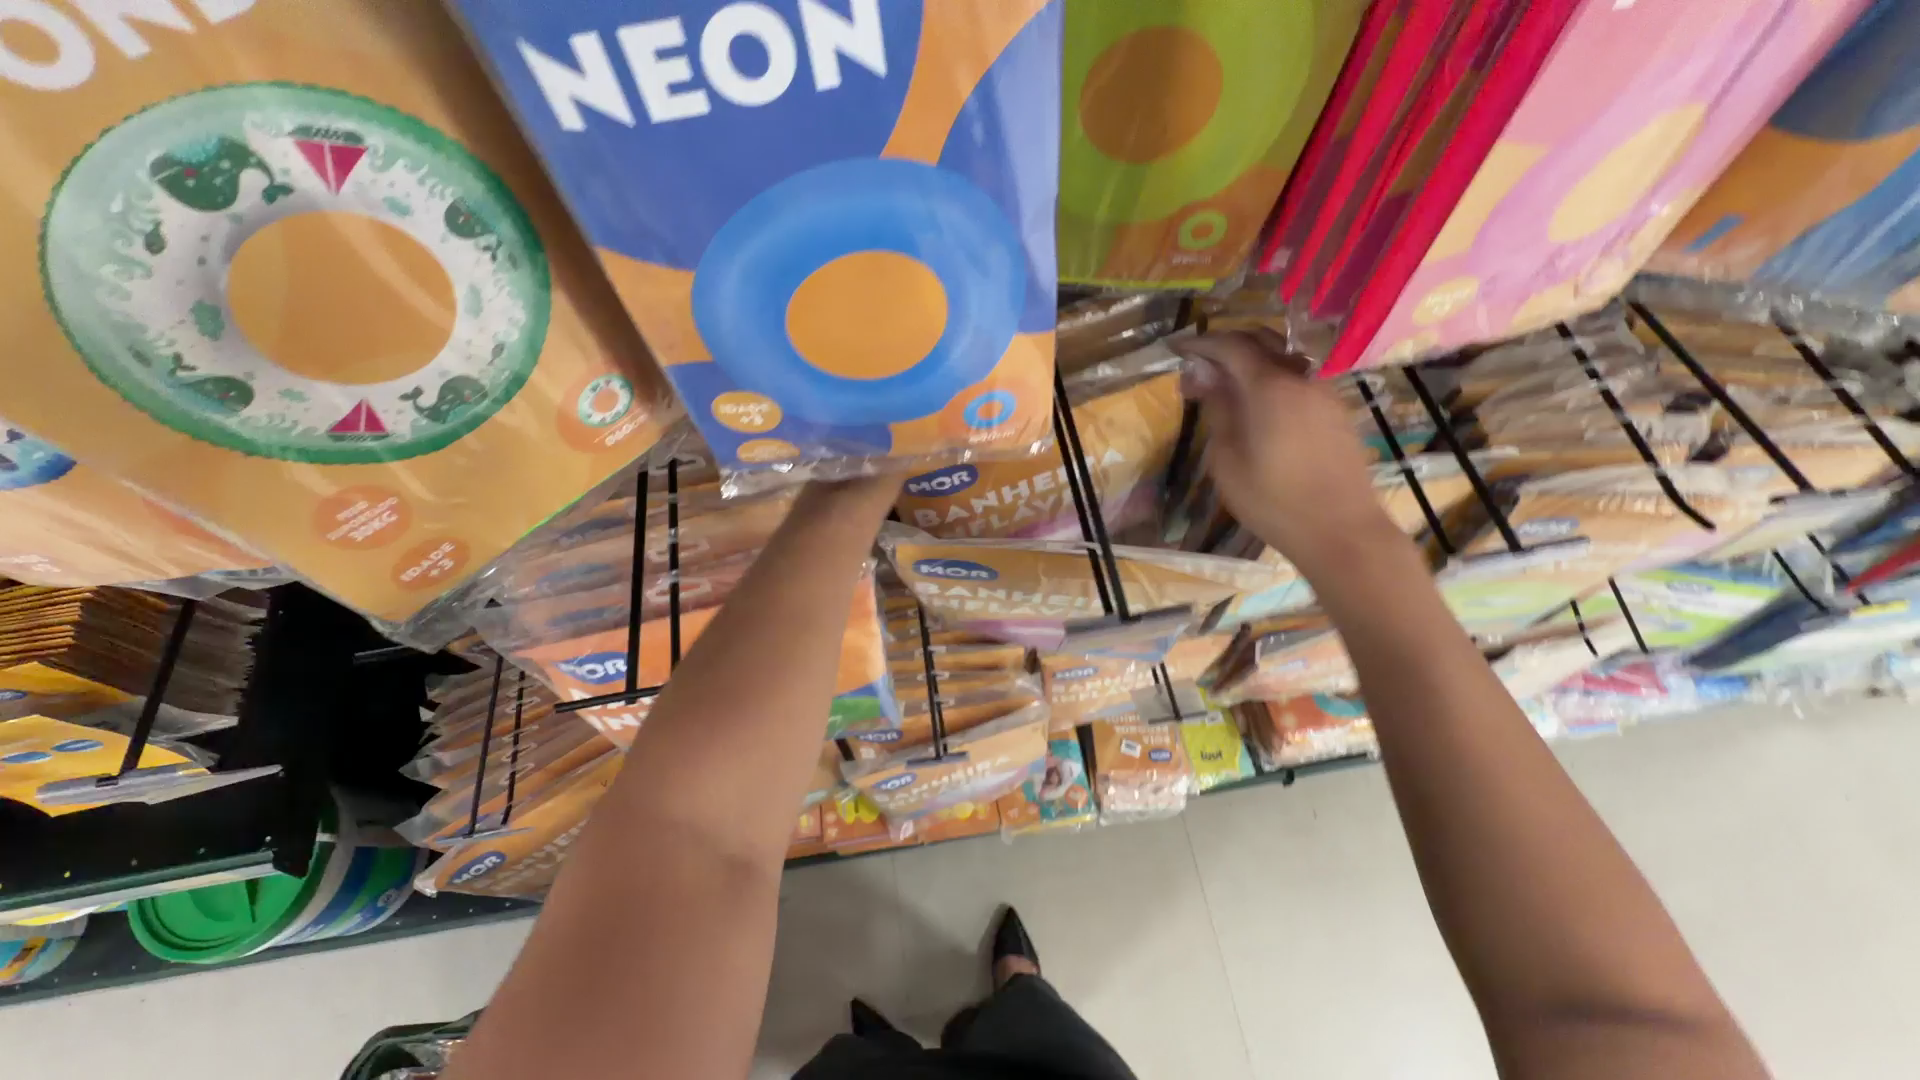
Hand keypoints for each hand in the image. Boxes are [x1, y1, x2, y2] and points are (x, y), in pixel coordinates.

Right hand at [1172, 330, 1397, 575]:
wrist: (1341, 530)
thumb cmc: (1273, 501)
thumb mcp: (1227, 459)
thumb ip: (1217, 410)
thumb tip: (1204, 377)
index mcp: (1270, 386)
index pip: (1231, 345)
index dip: (1201, 342)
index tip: (1177, 348)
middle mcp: (1301, 377)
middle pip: (1262, 340)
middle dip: (1227, 344)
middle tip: (1200, 362)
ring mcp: (1324, 391)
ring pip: (1284, 356)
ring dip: (1252, 359)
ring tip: (1227, 383)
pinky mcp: (1336, 410)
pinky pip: (1299, 377)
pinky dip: (1273, 377)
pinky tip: (1259, 403)